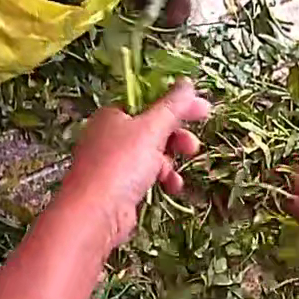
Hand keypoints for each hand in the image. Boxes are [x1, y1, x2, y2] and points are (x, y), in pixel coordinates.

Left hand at [58, 79, 209, 248]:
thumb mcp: (151, 129)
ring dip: (170, 162)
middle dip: (176, 138)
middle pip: (152, 130)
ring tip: (178, 174)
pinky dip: (160, 180)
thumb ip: (173, 107)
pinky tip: (170, 187)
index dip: (177, 107)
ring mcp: (113, 164)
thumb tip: (188, 84)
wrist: (95, 213)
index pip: (150, 103)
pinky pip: (145, 177)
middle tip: (192, 146)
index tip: (203, 111)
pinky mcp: (118, 188)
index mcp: (113, 115)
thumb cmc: (120, 165)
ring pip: (151, 156)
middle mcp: (110, 137)